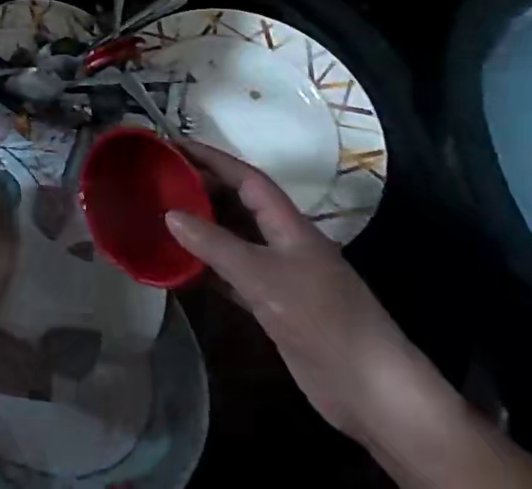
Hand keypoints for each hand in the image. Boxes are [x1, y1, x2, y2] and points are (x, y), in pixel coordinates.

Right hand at [165, 140, 437, 445]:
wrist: (369, 388)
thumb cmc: (321, 318)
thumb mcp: (264, 277)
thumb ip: (216, 246)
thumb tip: (171, 214)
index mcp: (288, 223)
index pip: (244, 177)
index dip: (211, 158)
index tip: (176, 144)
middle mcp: (282, 241)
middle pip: (239, 203)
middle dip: (203, 188)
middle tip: (162, 179)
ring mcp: (279, 274)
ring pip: (234, 239)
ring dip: (203, 228)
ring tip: (163, 215)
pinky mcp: (274, 306)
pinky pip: (233, 275)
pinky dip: (209, 267)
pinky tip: (182, 266)